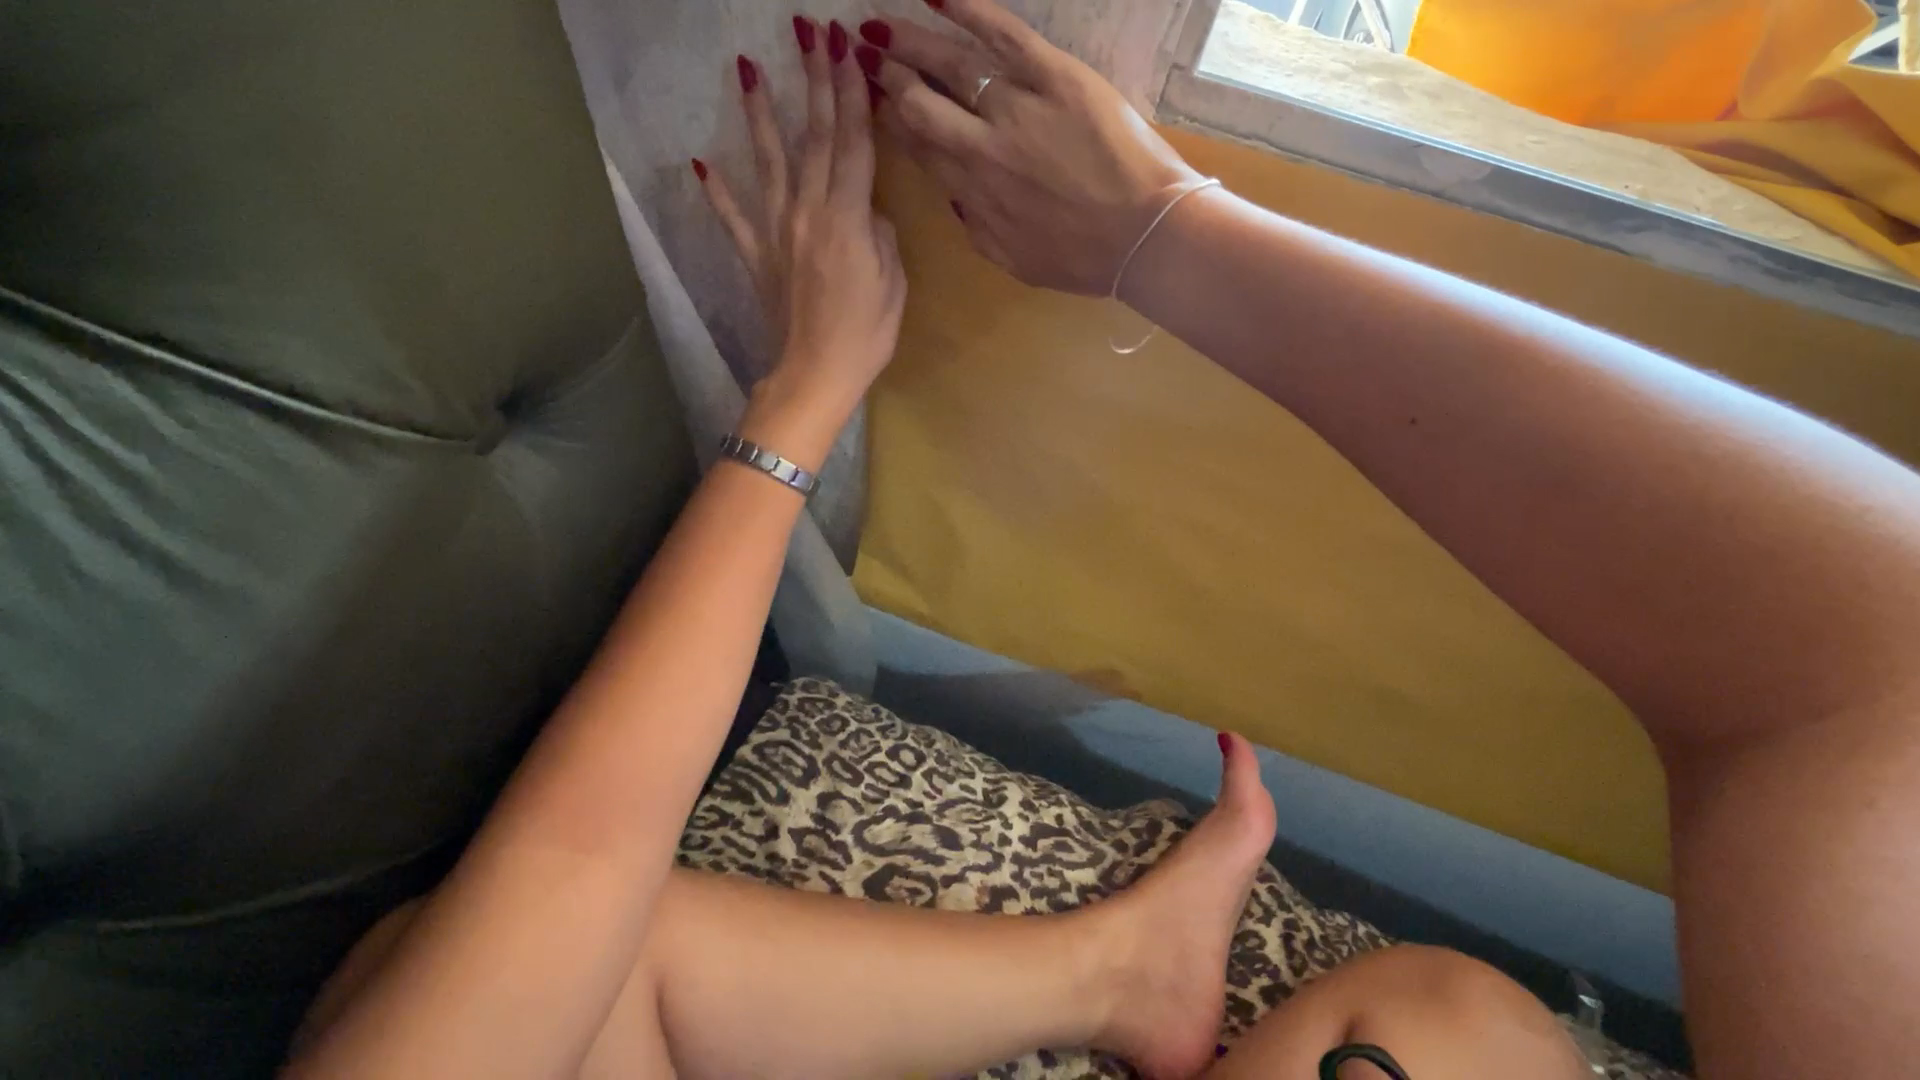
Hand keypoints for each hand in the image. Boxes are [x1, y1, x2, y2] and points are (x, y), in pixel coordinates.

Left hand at [698, 22, 906, 447]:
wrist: (815, 375)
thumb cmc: (865, 335)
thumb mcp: (893, 282)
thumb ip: (879, 235)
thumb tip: (865, 209)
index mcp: (847, 217)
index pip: (852, 143)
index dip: (852, 94)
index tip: (850, 49)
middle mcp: (807, 212)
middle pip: (813, 138)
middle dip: (815, 82)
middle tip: (812, 32)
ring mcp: (776, 231)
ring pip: (769, 162)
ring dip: (759, 114)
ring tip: (748, 68)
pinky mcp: (756, 256)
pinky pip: (733, 217)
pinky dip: (716, 191)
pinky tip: (700, 162)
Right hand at [860, 0, 1201, 295]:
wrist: (1145, 236)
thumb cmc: (1083, 258)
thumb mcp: (1015, 260)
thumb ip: (976, 226)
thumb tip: (954, 196)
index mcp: (972, 193)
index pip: (919, 146)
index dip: (890, 120)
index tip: (873, 102)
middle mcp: (981, 148)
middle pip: (919, 102)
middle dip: (888, 77)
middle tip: (866, 55)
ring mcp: (1017, 108)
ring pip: (952, 65)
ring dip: (910, 42)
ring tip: (880, 25)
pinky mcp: (1055, 78)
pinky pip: (1004, 33)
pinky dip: (969, 9)